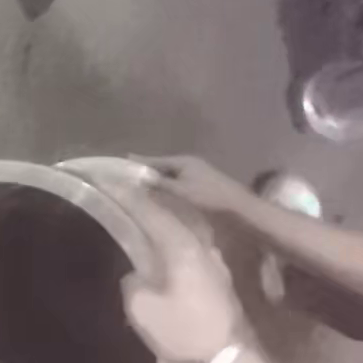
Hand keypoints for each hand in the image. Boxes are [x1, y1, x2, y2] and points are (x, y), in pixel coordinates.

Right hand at [109, 184, 245, 362]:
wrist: (230, 358)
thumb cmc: (185, 332)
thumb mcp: (143, 310)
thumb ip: (131, 282)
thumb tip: (133, 272)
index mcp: (180, 245)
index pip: (148, 208)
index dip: (125, 194)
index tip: (104, 182)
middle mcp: (199, 242)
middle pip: (167, 209)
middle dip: (142, 197)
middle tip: (118, 191)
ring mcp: (211, 256)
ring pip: (179, 225)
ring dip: (158, 215)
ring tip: (135, 213)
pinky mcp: (216, 272)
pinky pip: (186, 242)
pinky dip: (169, 236)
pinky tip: (158, 245)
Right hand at [134, 155, 256, 217]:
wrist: (236, 204)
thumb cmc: (207, 196)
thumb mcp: (180, 191)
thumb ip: (160, 184)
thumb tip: (141, 177)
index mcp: (183, 161)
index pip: (157, 160)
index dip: (142, 160)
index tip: (126, 158)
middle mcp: (189, 162)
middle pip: (164, 165)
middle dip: (149, 168)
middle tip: (131, 172)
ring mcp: (197, 171)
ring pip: (171, 173)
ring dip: (159, 177)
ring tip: (143, 182)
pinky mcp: (201, 182)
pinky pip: (178, 179)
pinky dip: (168, 183)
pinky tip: (163, 190)